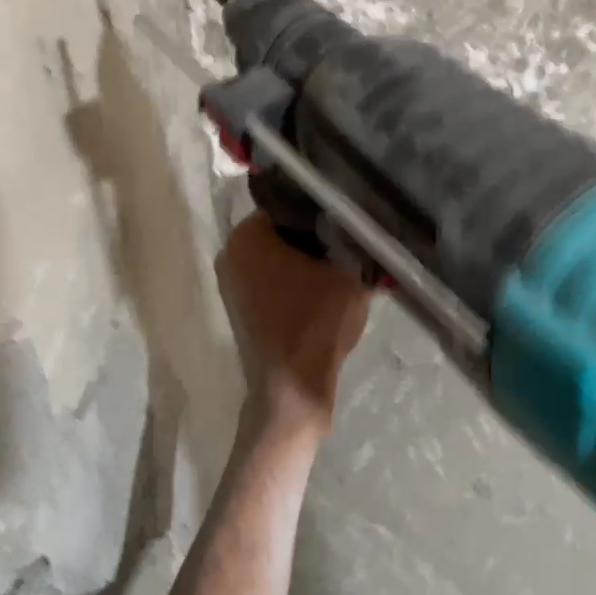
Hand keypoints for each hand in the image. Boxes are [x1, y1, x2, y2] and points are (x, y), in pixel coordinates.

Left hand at [217, 213, 372, 438]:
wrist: (292, 390)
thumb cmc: (315, 322)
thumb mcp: (349, 273)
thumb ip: (356, 241)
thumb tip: (365, 224)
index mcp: (246, 234)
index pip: (290, 204)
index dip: (322, 211)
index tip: (348, 221)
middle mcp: (229, 252)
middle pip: (282, 232)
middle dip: (314, 238)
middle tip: (349, 243)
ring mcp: (230, 284)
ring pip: (277, 258)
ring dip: (306, 262)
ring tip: (340, 267)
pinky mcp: (239, 309)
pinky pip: (271, 282)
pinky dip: (294, 283)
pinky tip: (322, 291)